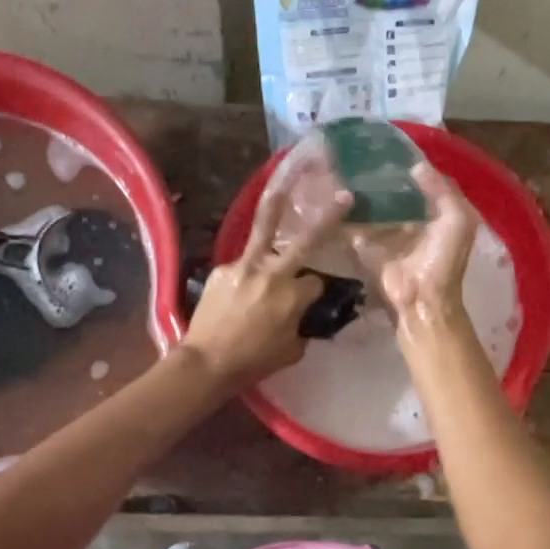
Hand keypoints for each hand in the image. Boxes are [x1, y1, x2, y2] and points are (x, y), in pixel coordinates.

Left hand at [180, 178, 351, 387]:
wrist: (207, 363)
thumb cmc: (253, 363)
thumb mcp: (290, 352)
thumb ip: (300, 327)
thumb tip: (301, 317)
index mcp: (292, 296)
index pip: (317, 282)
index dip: (318, 291)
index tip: (312, 299)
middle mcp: (271, 273)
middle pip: (304, 240)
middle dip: (326, 219)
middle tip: (342, 197)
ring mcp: (243, 267)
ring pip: (263, 229)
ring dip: (276, 204)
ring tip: (283, 185)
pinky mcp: (221, 270)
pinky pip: (240, 265)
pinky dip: (245, 272)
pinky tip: (239, 290)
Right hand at [356, 163, 481, 354]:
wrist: (421, 299)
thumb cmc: (444, 259)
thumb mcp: (456, 219)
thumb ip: (442, 190)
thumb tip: (417, 166)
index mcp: (439, 213)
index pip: (425, 183)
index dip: (412, 166)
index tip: (392, 148)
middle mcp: (415, 222)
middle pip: (397, 195)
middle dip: (383, 179)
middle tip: (363, 156)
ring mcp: (391, 237)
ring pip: (376, 210)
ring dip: (364, 197)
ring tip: (345, 172)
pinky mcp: (371, 251)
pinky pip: (358, 231)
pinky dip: (348, 220)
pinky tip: (334, 200)